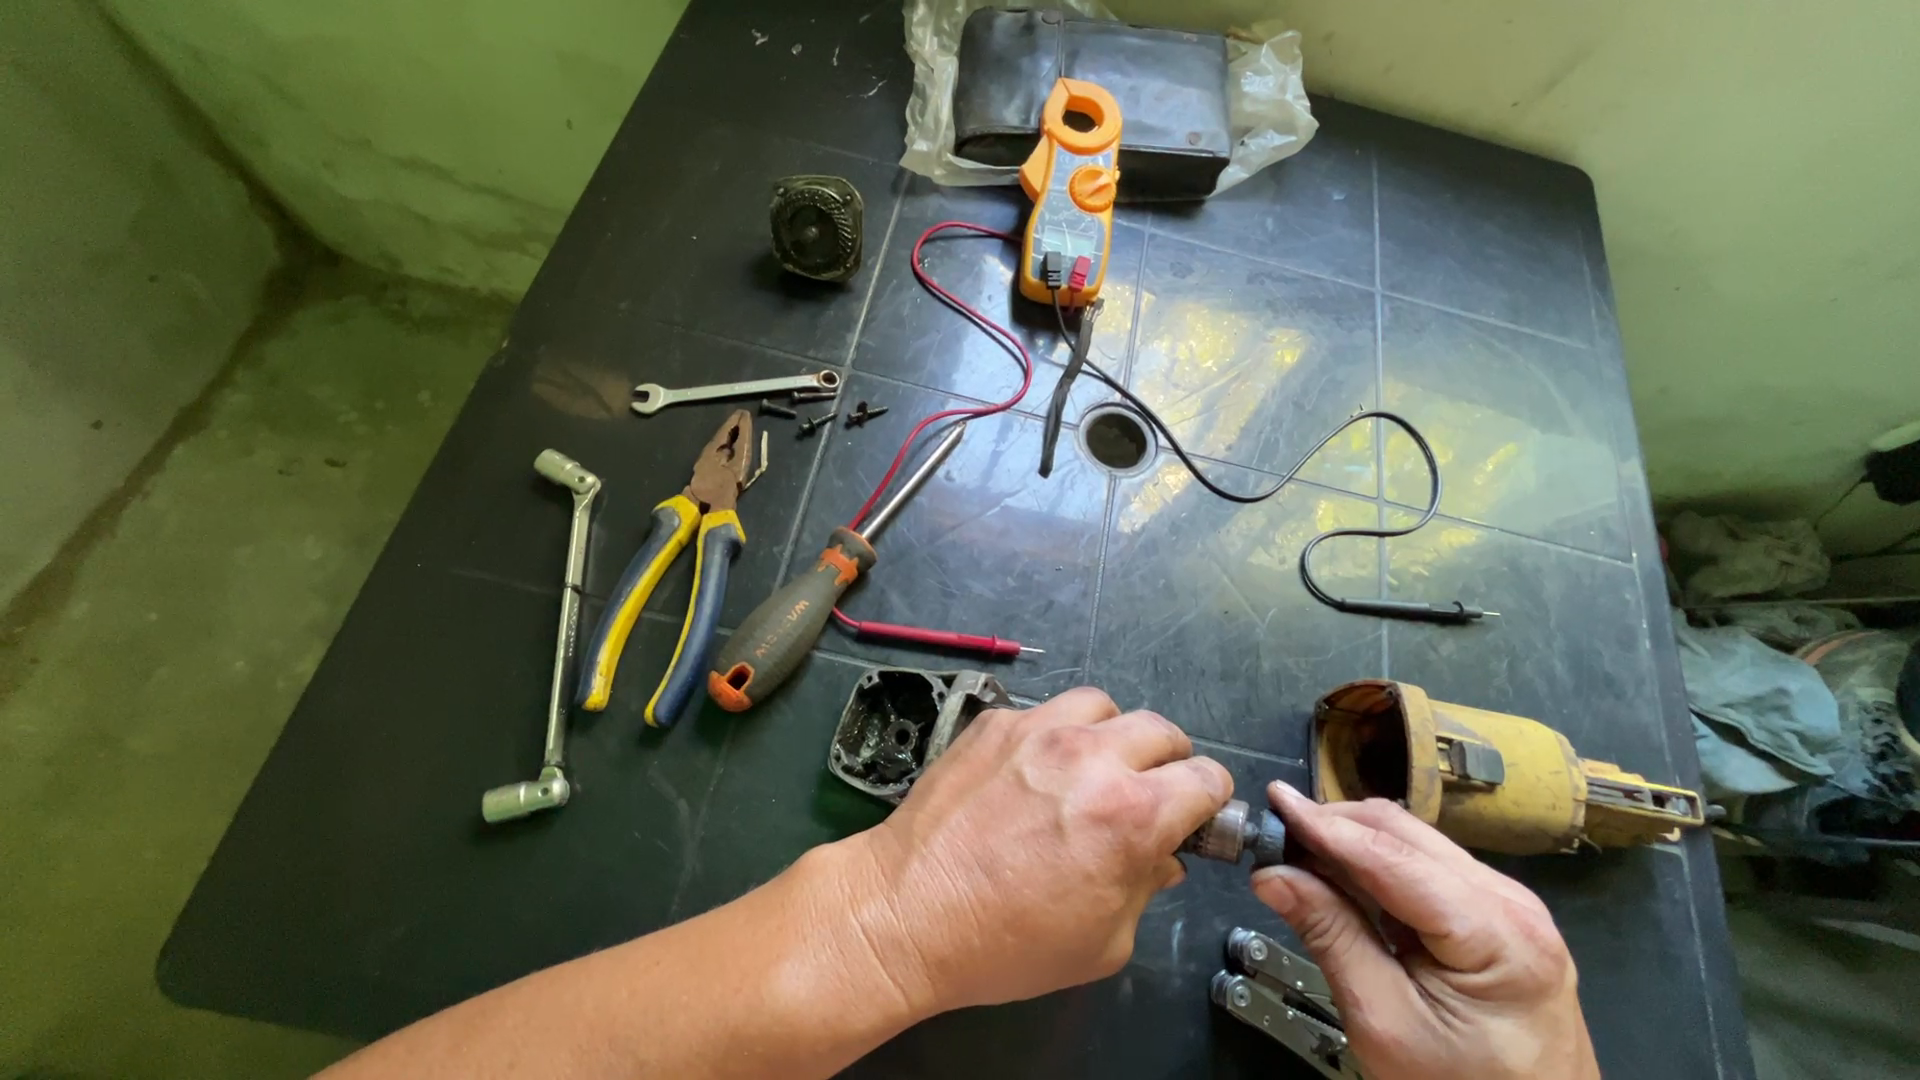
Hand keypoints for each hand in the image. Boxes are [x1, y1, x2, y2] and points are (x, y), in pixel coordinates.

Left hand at [843, 687, 1231, 1014]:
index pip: (1204, 778)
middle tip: (1149, 788)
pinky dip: (1054, 734)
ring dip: (1111, 733)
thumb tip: (1163, 856)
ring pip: (1102, 705)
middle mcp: (1090, 757)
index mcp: (1130, 813)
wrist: (909, 911)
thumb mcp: (1104, 942)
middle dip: (1169, 760)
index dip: (1209, 799)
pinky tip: (1033, 769)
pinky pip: (1044, 712)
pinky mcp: (995, 723)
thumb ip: (1146, 887)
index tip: (1195, 813)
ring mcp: (1038, 731)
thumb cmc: (1009, 943)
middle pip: (1161, 729)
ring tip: (1092, 765)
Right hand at [1253, 783, 1598, 1079]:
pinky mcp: (1493, 910)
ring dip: (1348, 839)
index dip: (1326, 825)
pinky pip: (1421, 863)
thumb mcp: (1383, 1021)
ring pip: (1410, 839)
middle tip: (1273, 834)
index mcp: (1497, 934)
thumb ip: (1330, 937)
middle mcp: (1510, 900)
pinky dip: (1371, 860)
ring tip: (1295, 853)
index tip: (1272, 798)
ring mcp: (1507, 901)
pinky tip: (1336, 873)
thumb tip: (1271, 874)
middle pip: (1403, 832)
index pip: (1392, 858)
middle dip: (1332, 825)